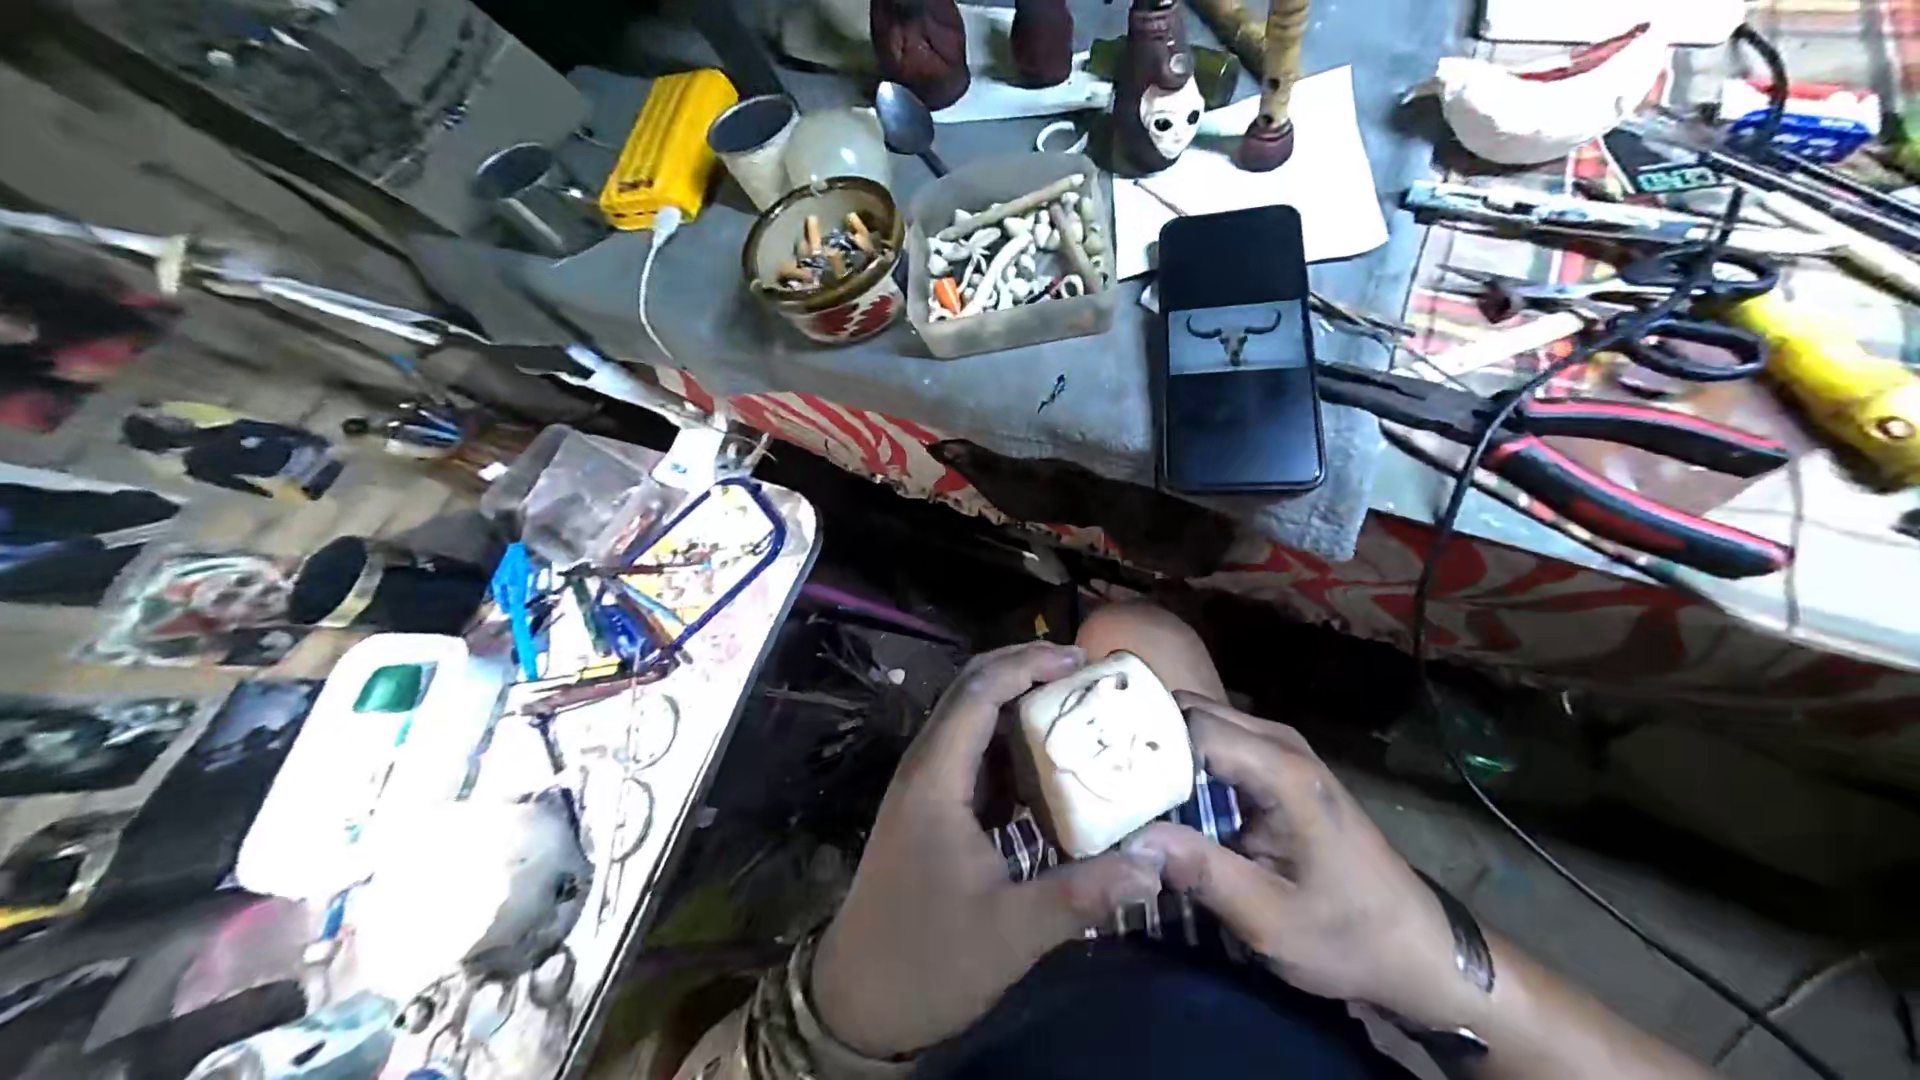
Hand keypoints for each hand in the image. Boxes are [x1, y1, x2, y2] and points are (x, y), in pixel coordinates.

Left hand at [810, 642, 1164, 1057]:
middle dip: (1023, 668)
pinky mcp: (933, 806)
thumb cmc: (928, 959)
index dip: (1026, 664)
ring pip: (970, 717)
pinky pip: (974, 753)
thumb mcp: (1011, 933)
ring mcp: (926, 785)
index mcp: (935, 778)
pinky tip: (1047, 757)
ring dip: (1016, 699)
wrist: (858, 999)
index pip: (978, 693)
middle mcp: (925, 766)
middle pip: (970, 690)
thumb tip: (1155, 865)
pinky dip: (1010, 740)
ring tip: (1073, 701)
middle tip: (1082, 670)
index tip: (1079, 660)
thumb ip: (1083, 895)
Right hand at [1128, 693, 1486, 1031]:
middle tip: (1098, 773)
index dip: (1144, 745)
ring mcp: (1276, 747)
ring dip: (1157, 744)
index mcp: (1283, 772)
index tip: (1101, 774)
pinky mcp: (1272, 762)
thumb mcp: (1272, 920)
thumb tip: (1129, 840)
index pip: (1193, 727)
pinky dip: (1177, 756)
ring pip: (1196, 719)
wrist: (1417, 946)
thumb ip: (1202, 873)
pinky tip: (1153, 788)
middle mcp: (1278, 741)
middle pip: (1190, 711)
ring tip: (1116, 779)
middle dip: (1142, 736)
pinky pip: (1211, 739)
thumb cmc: (1349, 935)